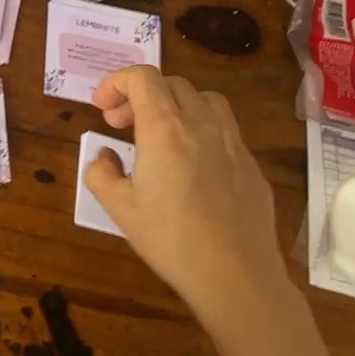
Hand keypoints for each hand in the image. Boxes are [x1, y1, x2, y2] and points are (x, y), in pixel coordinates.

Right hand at [85, 66, 289, 324]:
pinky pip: (225, 130)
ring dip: (176, 104)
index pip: (143, 78)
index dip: (116, 82)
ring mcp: (233, 144)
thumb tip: (105, 158)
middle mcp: (202, 126)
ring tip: (160, 132)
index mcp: (165, 129)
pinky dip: (201, 130)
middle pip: (171, 83)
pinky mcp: (252, 166)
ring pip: (205, 99)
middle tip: (120, 124)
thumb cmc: (170, 240)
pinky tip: (192, 165)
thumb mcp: (119, 208)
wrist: (236, 277)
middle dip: (140, 95)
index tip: (102, 107)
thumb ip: (102, 173)